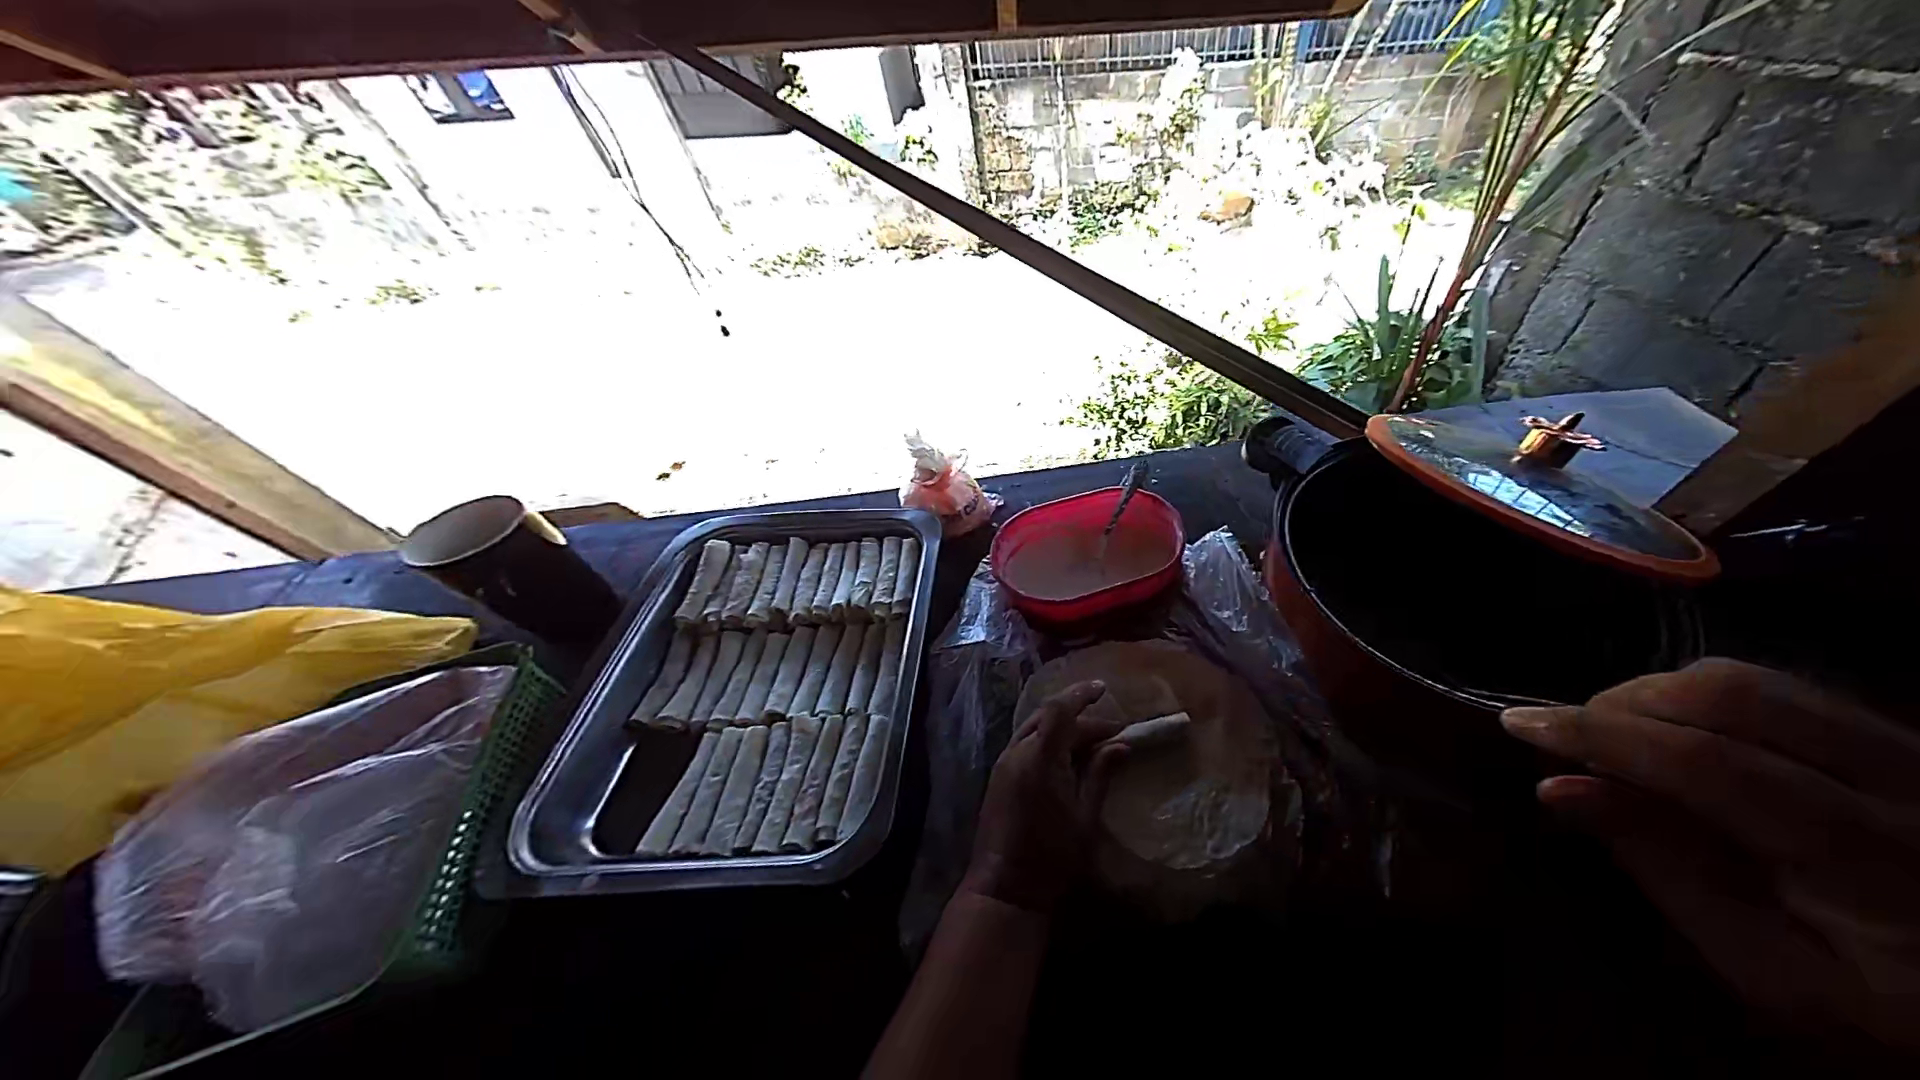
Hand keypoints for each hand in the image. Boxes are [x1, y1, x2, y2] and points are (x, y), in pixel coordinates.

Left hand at [961, 681, 1128, 912]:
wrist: (1006, 886)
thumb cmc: (1052, 855)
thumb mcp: (1086, 815)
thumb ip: (1101, 774)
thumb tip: (1121, 745)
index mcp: (1040, 758)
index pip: (1059, 710)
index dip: (1080, 694)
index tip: (1102, 689)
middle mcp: (1017, 752)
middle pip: (1049, 718)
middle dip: (1080, 719)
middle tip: (1113, 734)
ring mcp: (1004, 762)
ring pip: (1034, 729)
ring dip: (1063, 729)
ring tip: (1093, 743)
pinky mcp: (999, 775)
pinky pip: (1025, 744)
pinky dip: (1047, 741)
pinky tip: (1067, 757)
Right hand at [1501, 659, 1919, 1051]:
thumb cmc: (1883, 1004)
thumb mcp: (1772, 972)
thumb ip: (1667, 873)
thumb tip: (1557, 789)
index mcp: (1867, 858)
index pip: (1706, 764)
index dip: (1599, 734)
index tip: (1517, 723)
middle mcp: (1901, 783)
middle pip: (1730, 696)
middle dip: (1622, 702)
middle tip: (1571, 734)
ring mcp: (1911, 751)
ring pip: (1752, 679)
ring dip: (1655, 693)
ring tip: (1619, 734)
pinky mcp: (1903, 737)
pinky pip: (1780, 687)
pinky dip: (1701, 697)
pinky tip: (1677, 733)